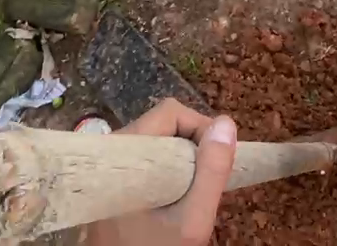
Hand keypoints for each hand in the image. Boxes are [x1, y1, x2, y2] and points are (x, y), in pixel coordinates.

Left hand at [87, 99, 238, 245]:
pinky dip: (167, 171)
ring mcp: (110, 166)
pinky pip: (147, 159)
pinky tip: (174, 200)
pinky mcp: (112, 181)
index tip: (217, 164)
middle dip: (193, 147)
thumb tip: (226, 123)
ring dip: (182, 161)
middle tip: (206, 182)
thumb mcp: (191, 222)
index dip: (201, 130)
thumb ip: (211, 173)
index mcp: (124, 150)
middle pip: (165, 124)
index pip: (172, 113)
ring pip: (158, 142)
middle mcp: (112, 149)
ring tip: (192, 194)